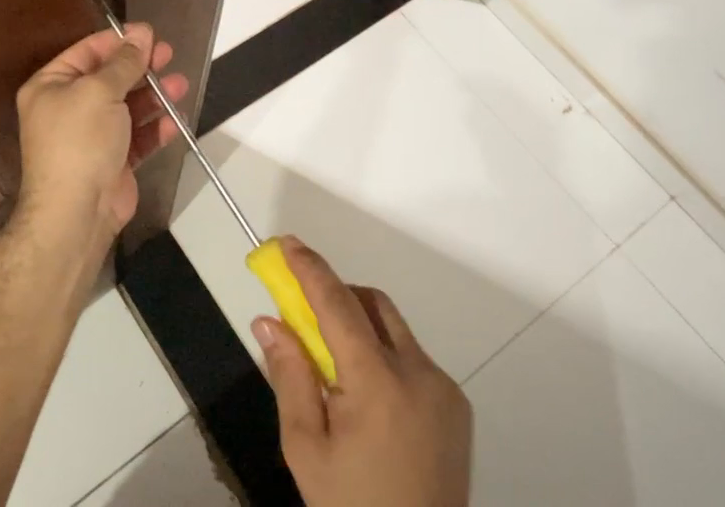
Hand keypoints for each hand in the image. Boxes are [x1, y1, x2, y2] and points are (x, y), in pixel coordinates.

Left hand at [13, 22, 187, 240]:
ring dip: (154, 97)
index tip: (149, 33)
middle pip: (109, 79)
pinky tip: (176, 122)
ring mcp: (90, 137)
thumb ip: (124, 62)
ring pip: (127, 108)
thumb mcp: (100, 91)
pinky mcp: (112, 162)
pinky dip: (155, 129)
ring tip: (181, 85)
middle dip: (141, 68)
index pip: (86, 53)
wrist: (77, 211)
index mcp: (51, 86)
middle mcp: (67, 108)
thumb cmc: (80, 140)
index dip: (118, 41)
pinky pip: (136, 138)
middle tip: (169, 55)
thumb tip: (142, 32)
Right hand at [255, 238, 473, 506]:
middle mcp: (418, 372)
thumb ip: (289, 376)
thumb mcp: (305, 446)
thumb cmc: (349, 503)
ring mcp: (443, 388)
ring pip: (395, 331)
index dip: (310, 270)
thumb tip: (268, 322)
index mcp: (377, 382)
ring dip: (360, 327)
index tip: (287, 244)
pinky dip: (384, 357)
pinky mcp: (457, 406)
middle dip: (336, 294)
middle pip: (372, 304)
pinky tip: (367, 400)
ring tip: (332, 370)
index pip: (337, 305)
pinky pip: (413, 360)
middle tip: (302, 311)